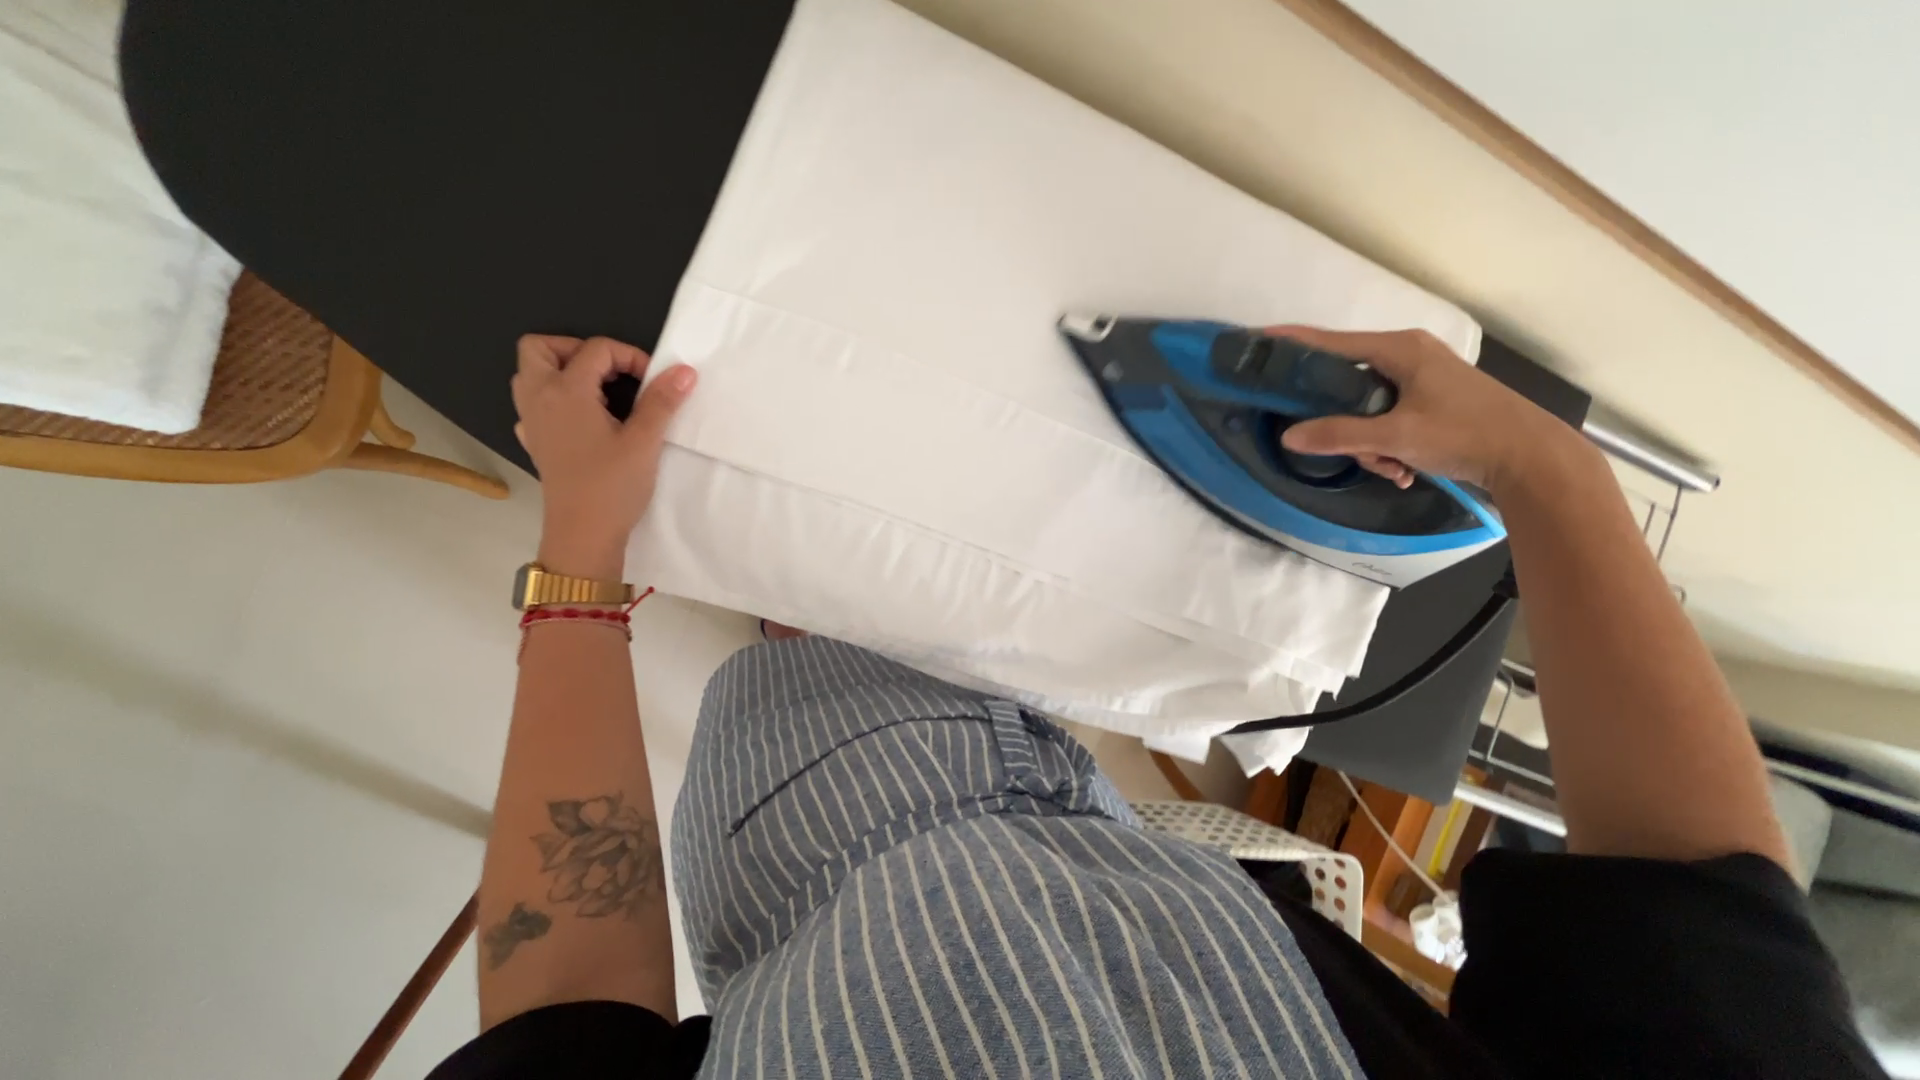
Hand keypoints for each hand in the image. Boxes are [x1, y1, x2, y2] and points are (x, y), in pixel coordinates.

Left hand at [511, 335, 696, 579]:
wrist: (583, 534)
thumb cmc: (612, 486)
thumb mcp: (644, 441)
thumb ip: (662, 401)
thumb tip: (684, 371)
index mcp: (565, 391)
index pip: (595, 350)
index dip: (629, 356)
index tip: (653, 383)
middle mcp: (539, 398)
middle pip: (540, 349)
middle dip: (577, 349)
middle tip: (611, 371)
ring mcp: (532, 422)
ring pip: (531, 374)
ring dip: (562, 371)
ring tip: (598, 391)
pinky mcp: (535, 443)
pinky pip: (533, 405)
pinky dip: (554, 400)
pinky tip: (580, 419)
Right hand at [1267, 325, 1573, 495]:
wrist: (1533, 458)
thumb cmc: (1466, 434)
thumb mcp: (1397, 437)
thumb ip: (1340, 435)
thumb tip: (1289, 436)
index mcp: (1400, 349)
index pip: (1330, 342)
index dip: (1292, 342)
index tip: (1256, 341)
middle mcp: (1408, 355)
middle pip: (1347, 382)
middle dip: (1343, 422)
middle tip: (1351, 450)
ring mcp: (1422, 377)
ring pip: (1367, 407)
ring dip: (1369, 443)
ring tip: (1391, 467)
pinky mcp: (1431, 400)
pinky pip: (1388, 418)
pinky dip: (1388, 446)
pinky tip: (1404, 470)